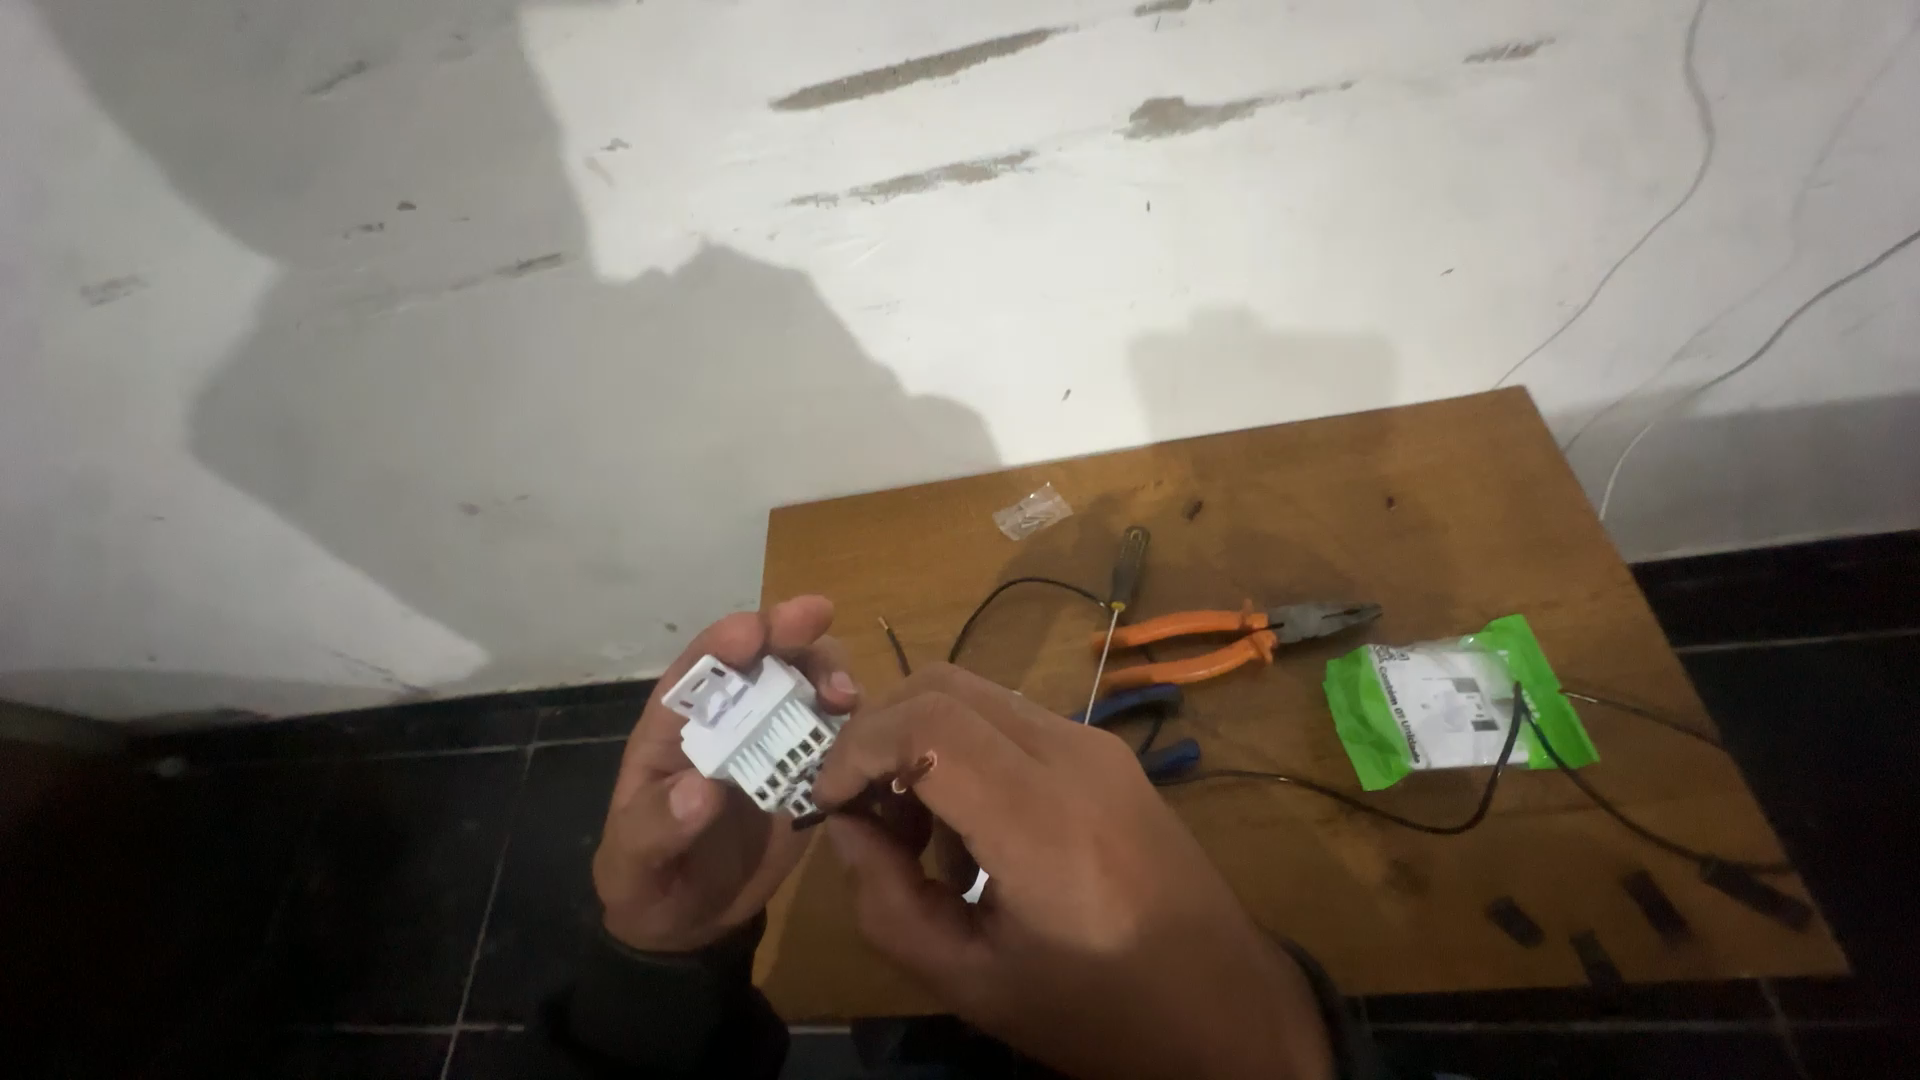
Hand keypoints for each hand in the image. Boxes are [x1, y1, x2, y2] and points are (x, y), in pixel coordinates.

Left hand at [592, 597, 857, 952]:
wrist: (694, 919)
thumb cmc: (650, 878)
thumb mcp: (635, 859)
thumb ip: (659, 824)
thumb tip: (702, 789)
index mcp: (681, 722)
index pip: (701, 666)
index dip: (726, 641)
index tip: (755, 631)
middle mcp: (734, 716)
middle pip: (766, 657)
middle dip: (791, 634)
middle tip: (820, 621)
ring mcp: (777, 737)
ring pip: (809, 683)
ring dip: (830, 674)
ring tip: (845, 698)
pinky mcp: (812, 767)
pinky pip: (841, 734)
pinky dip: (857, 724)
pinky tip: (869, 733)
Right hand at [813, 664, 1332, 1079]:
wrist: (1228, 1006)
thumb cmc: (1098, 1010)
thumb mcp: (971, 984)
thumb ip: (888, 904)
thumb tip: (848, 828)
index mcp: (1042, 819)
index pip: (927, 725)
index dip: (857, 749)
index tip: (828, 802)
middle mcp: (1070, 753)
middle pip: (944, 685)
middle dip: (879, 730)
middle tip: (859, 805)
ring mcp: (1093, 742)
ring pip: (974, 692)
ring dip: (920, 737)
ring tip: (915, 827)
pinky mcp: (1104, 748)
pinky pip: (1010, 718)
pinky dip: (963, 746)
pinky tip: (971, 825)